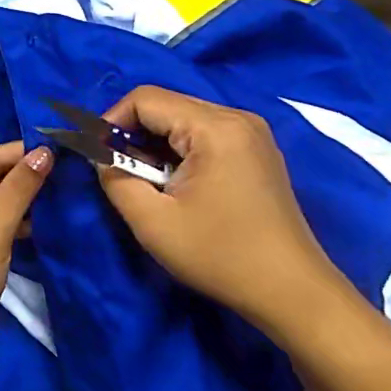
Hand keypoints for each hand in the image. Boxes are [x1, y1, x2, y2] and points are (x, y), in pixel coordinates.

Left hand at [0, 142, 50, 390]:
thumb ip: (18, 189)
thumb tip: (46, 151)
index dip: (24, 152)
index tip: (65, 146)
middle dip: (27, 172)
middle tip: (72, 166)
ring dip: (27, 194)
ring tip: (67, 186)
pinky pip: (0, 217)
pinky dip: (22, 216)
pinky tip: (49, 214)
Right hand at [96, 86, 346, 336]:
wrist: (291, 292)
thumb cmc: (220, 255)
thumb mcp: (152, 222)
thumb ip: (116, 178)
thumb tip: (100, 155)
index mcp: (215, 127)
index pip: (145, 98)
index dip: (112, 121)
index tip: (98, 156)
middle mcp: (237, 117)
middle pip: (166, 104)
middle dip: (134, 133)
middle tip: (120, 172)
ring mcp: (252, 132)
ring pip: (183, 118)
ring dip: (156, 143)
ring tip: (149, 182)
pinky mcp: (256, 149)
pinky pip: (204, 132)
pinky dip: (180, 150)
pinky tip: (178, 183)